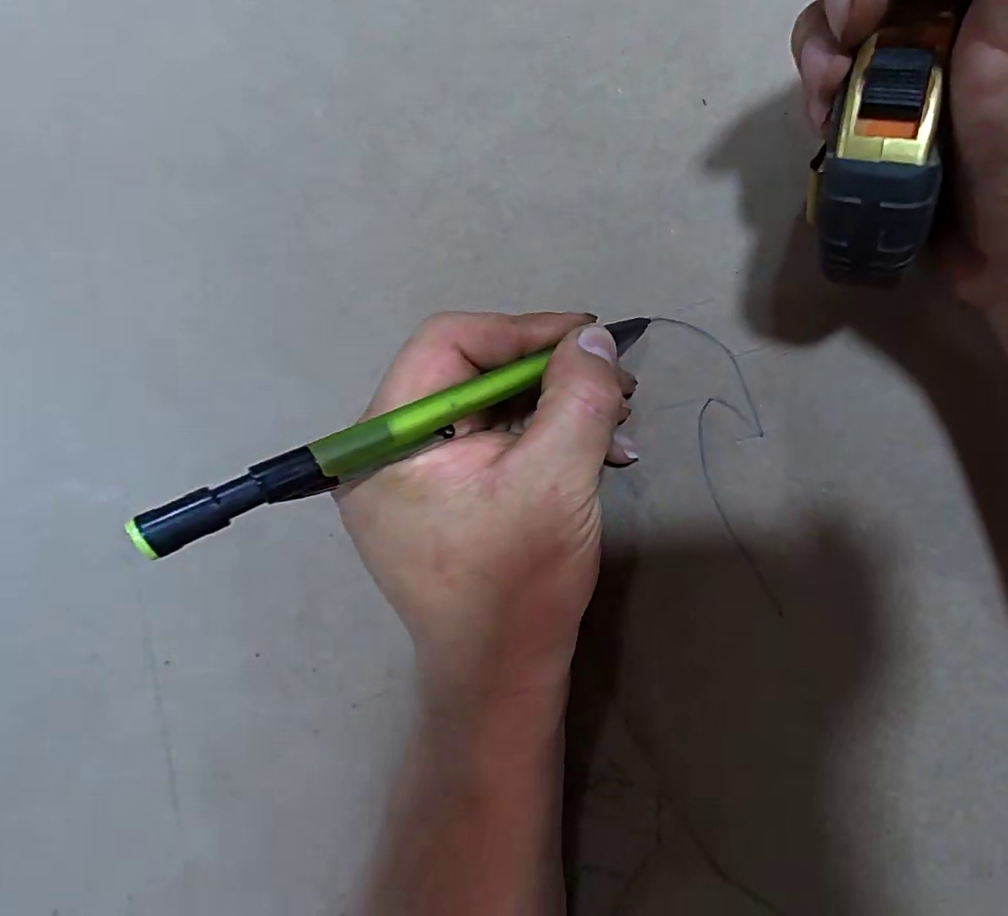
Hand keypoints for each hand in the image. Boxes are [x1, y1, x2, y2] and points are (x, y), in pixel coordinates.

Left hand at [335, 312, 633, 713]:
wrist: (506, 677)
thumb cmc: (520, 585)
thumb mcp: (557, 481)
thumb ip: (579, 398)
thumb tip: (595, 338)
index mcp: (389, 440)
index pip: (448, 343)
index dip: (522, 330)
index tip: (588, 338)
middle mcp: (394, 449)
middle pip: (475, 371)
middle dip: (552, 371)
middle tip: (616, 383)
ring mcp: (422, 473)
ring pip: (496, 404)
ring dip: (561, 403)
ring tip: (618, 419)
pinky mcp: (452, 493)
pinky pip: (502, 439)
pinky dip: (551, 434)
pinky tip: (600, 449)